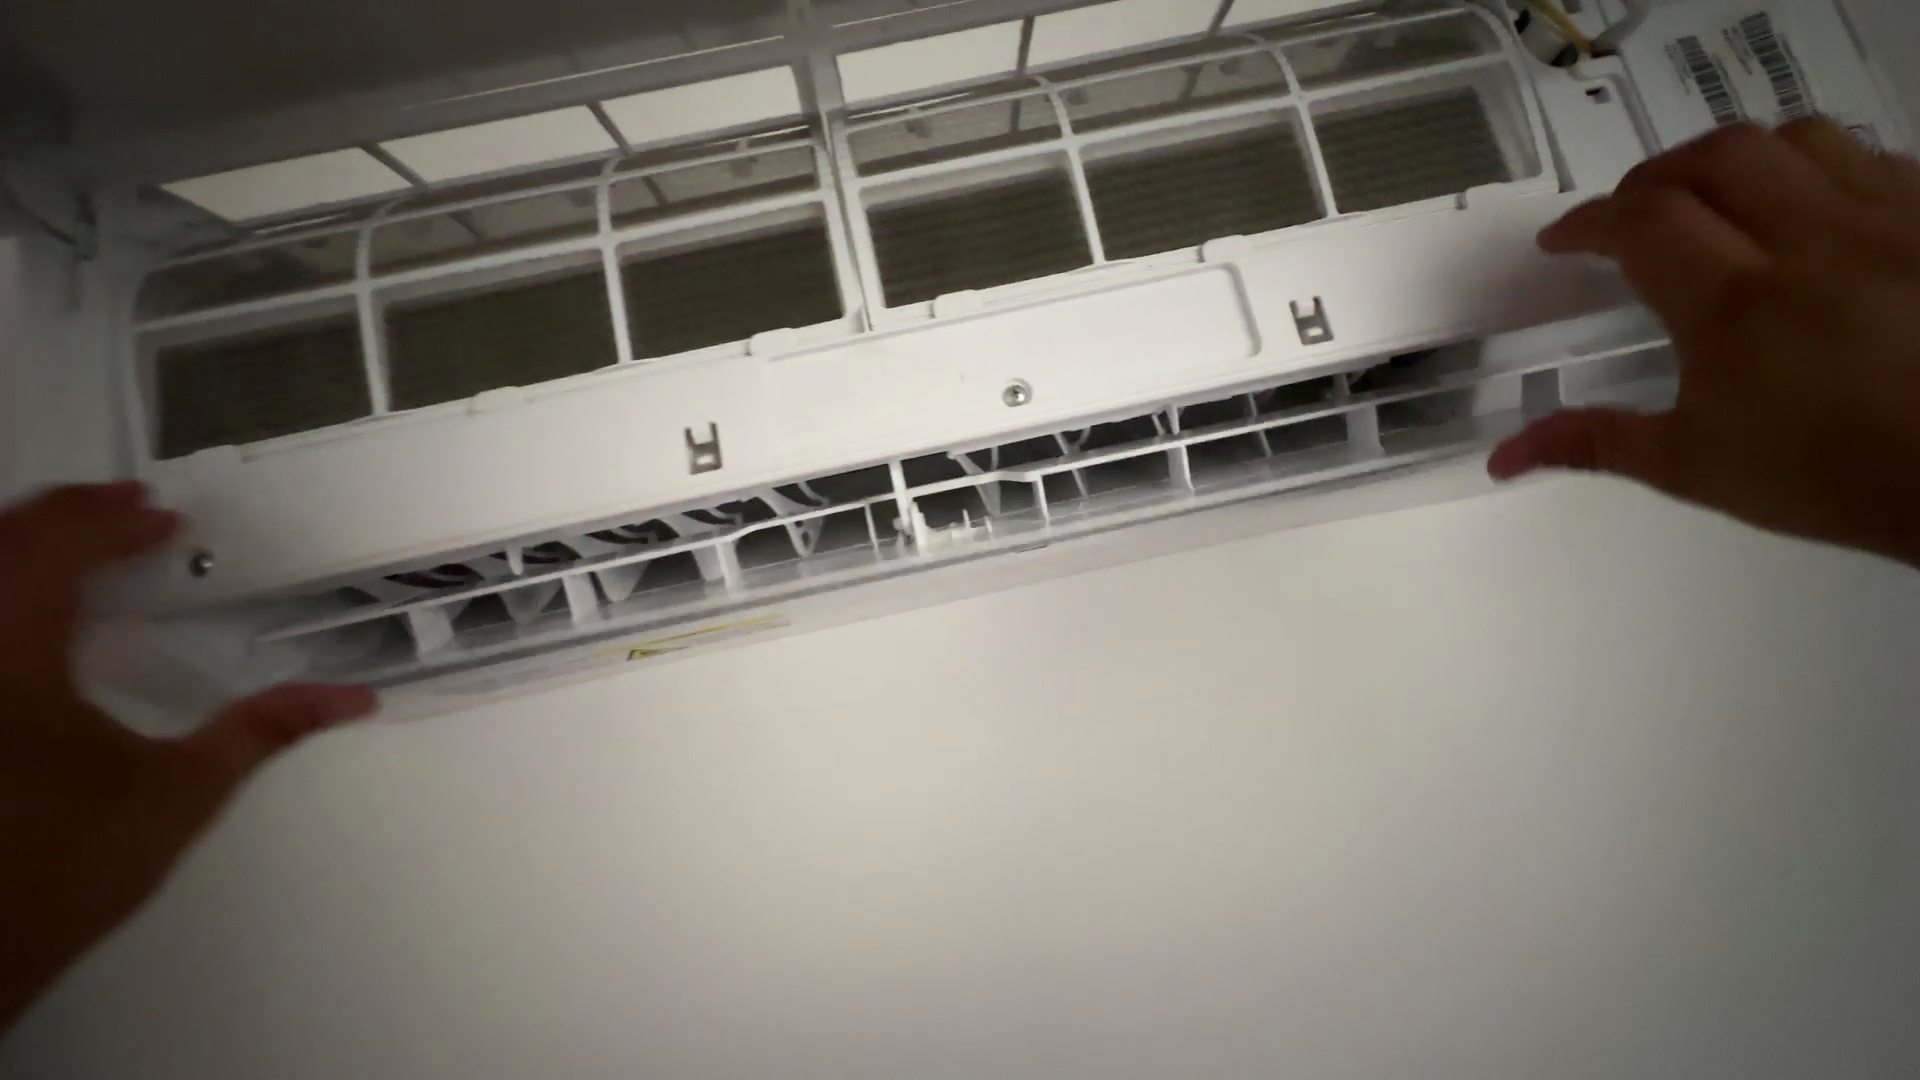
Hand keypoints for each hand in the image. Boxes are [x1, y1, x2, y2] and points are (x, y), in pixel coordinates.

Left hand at [0, 483, 377, 1032]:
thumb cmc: (53, 872)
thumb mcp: (178, 793)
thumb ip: (265, 728)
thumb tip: (355, 697)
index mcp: (4, 666)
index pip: (45, 553)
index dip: (105, 521)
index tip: (160, 518)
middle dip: (55, 522)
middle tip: (124, 519)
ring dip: (15, 555)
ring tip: (76, 557)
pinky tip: (28, 623)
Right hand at [1490, 118, 1919, 566]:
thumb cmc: (1827, 472)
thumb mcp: (1689, 465)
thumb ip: (1589, 443)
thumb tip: (1499, 458)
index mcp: (1735, 305)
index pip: (1644, 221)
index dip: (1587, 222)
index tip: (1557, 243)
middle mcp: (1816, 243)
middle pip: (1717, 158)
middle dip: (1649, 179)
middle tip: (1620, 218)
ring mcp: (1894, 221)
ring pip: (1798, 141)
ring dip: (1729, 162)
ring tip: (1699, 203)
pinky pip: (1867, 158)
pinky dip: (1806, 169)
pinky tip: (1787, 214)